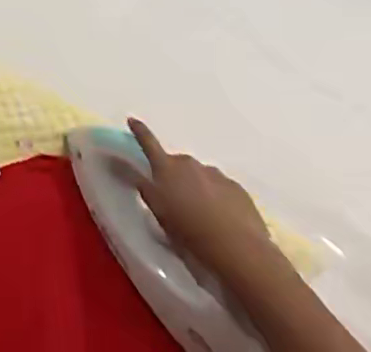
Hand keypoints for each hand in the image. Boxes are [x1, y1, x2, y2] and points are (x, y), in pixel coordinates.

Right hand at [128, 118, 271, 273]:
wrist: (238, 249)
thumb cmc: (190, 233)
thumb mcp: (159, 214)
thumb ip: (146, 190)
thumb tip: (134, 173)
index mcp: (167, 168)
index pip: (148, 143)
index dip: (140, 131)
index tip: (132, 120)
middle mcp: (190, 164)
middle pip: (178, 164)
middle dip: (176, 178)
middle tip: (178, 202)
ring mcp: (215, 174)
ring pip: (201, 177)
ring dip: (198, 189)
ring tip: (203, 217)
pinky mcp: (236, 188)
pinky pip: (222, 189)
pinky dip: (218, 199)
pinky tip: (223, 222)